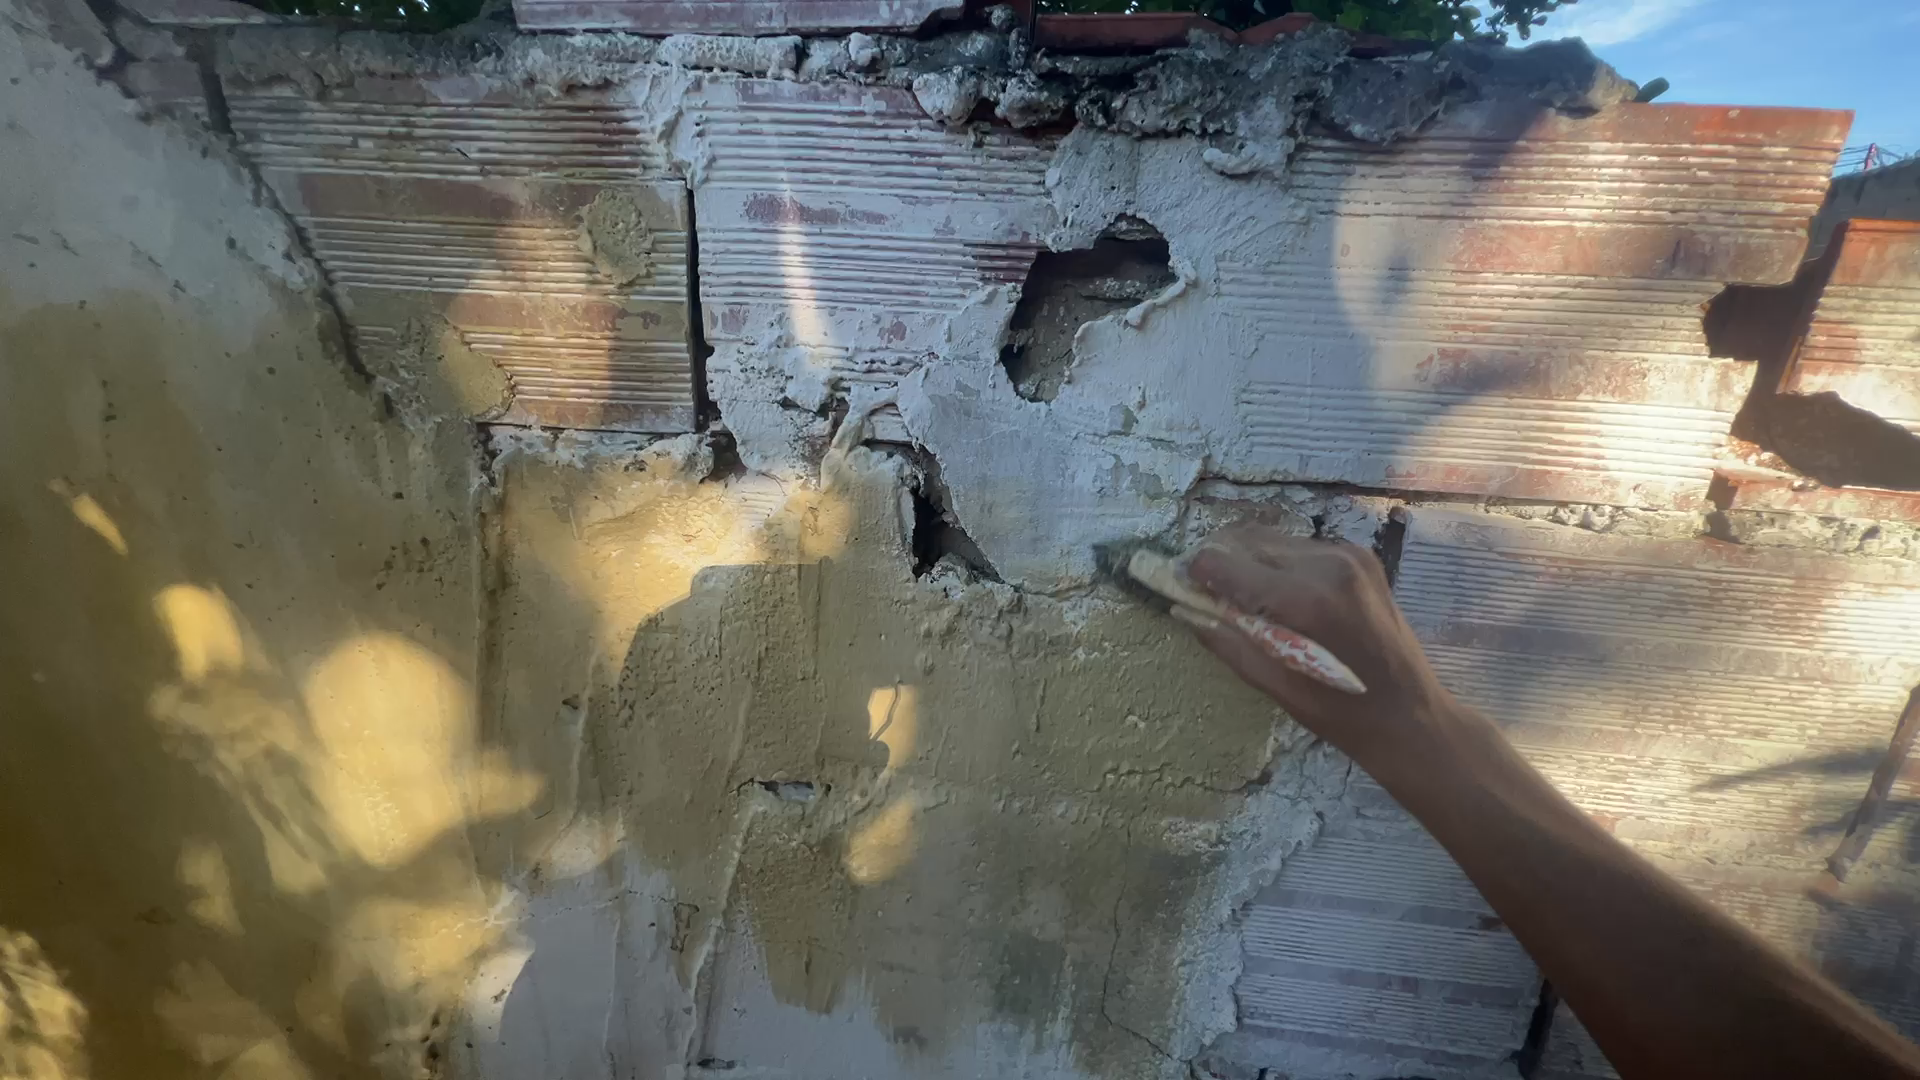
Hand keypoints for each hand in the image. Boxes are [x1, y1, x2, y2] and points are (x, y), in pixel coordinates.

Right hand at [1182, 526, 1477, 774]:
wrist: (1413, 715)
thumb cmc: (1340, 712)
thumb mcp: (1272, 684)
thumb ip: (1224, 639)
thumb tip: (1181, 608)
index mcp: (1305, 599)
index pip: (1224, 562)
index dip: (1194, 571)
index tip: (1177, 583)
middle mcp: (1327, 563)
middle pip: (1245, 541)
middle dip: (1217, 561)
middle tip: (1201, 589)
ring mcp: (1348, 554)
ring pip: (1270, 540)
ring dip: (1246, 560)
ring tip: (1239, 593)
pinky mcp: (1359, 556)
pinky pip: (1297, 547)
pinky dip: (1275, 562)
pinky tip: (1276, 592)